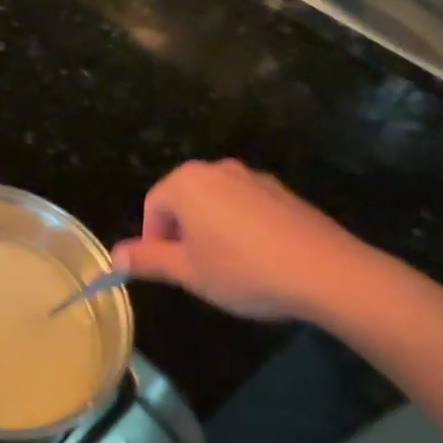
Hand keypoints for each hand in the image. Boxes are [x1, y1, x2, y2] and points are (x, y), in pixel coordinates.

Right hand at [112, 159, 416, 322]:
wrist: (327, 273)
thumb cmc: (243, 270)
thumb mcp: (188, 271)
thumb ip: (148, 260)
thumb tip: (115, 256)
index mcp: (187, 182)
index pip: (153, 207)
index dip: (154, 241)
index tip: (170, 271)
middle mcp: (218, 170)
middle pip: (184, 201)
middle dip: (182, 234)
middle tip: (195, 271)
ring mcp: (255, 178)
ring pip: (216, 205)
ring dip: (212, 232)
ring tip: (228, 269)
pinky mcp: (283, 194)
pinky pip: (247, 209)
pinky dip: (242, 230)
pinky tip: (258, 261)